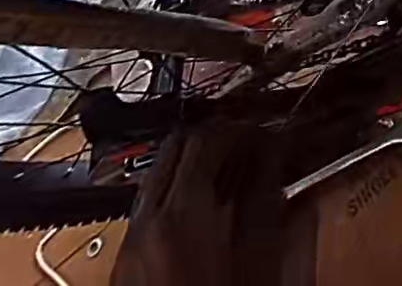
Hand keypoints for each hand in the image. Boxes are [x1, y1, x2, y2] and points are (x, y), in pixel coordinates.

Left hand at [111, 122, 316, 285]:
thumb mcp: (261, 271)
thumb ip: (270, 207)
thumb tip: (277, 161)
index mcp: (182, 215)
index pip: (209, 140)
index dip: (241, 130)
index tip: (265, 134)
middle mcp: (148, 219)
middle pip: (178, 148)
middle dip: (216, 140)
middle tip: (250, 149)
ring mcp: (131, 242)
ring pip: (161, 174)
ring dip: (195, 167)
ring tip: (232, 180)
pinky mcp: (123, 267)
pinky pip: (151, 206)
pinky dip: (179, 195)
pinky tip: (208, 218)